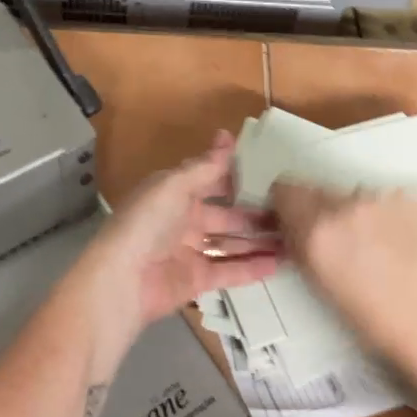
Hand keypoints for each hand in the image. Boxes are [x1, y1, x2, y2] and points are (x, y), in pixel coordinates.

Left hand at [70, 132, 281, 371]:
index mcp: (174, 192)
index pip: (211, 179)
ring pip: (231, 243)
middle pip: (226, 214)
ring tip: (294, 238)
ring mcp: (190, 251)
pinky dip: (252, 267)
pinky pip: (229, 270)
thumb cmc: (147, 223)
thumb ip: (205, 166)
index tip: (271, 172)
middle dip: (255, 213)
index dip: (237, 176)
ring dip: (259, 241)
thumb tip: (226, 135)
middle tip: (291, 211)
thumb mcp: (174, 185)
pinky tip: (279, 263)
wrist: (123, 281)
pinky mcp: (196, 280)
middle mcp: (183, 220)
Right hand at [268, 181, 416, 390]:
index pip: (285, 189)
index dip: (287, 207)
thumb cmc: (369, 318)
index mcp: (317, 229)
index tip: (295, 222)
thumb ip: (299, 245)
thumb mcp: (318, 284)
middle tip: (340, 242)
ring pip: (352, 195)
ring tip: (375, 246)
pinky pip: (383, 199)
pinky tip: (398, 242)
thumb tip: (289, 224)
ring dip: (355, 213)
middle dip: (322, 212)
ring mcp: (380, 197)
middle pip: (318, 191)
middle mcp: (345, 204)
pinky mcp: (409, 198)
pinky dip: (384, 215)